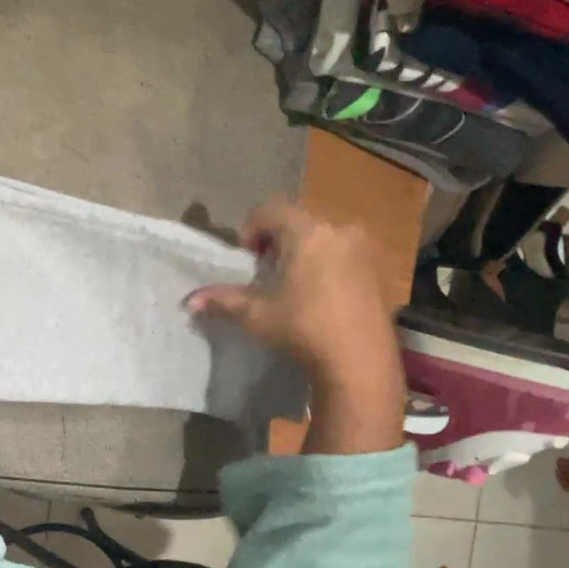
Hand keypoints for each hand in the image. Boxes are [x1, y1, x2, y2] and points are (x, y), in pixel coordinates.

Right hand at [186, 196, 398, 382]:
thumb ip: (223, 300)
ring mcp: (364, 246)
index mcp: (307, 232)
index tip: (247, 260)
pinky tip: (321, 298)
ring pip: (323, 237)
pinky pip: (344, 253)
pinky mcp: (378, 267)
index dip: (250, 229)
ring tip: (294, 288)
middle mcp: (339, 228)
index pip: (270, 209)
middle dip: (277, 243)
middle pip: (298, 222)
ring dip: (303, 254)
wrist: (358, 358)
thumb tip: (190, 300)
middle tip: (267, 276)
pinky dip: (327, 265)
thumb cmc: (303, 328)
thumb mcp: (256, 315)